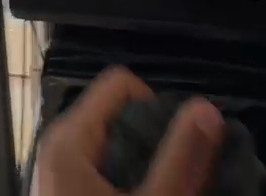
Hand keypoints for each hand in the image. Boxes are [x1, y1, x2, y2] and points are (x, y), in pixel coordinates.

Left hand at [35, 67, 224, 195]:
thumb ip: (181, 158)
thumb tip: (208, 107)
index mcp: (69, 135)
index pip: (122, 81)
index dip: (156, 104)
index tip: (175, 145)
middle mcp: (58, 141)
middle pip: (119, 109)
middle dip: (154, 136)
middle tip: (176, 173)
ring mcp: (56, 168)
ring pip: (113, 140)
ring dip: (144, 161)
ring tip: (162, 187)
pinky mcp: (62, 190)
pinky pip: (101, 165)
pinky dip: (125, 178)